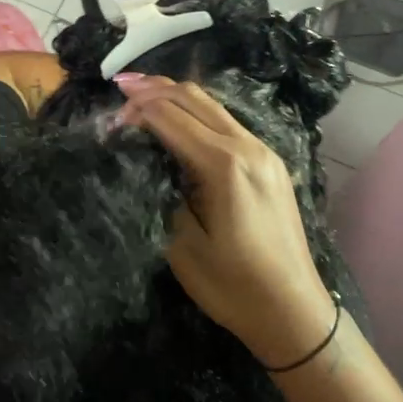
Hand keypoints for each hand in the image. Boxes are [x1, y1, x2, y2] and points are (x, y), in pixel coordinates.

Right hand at [116, 74, 336, 369]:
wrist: (295, 314)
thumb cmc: (234, 287)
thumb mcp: (183, 245)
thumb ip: (162, 190)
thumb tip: (144, 157)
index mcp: (225, 166)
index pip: (169, 117)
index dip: (135, 112)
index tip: (107, 123)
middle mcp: (247, 147)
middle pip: (192, 98)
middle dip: (152, 89)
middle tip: (117, 87)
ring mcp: (263, 151)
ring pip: (211, 104)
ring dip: (173, 95)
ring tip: (139, 93)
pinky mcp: (269, 162)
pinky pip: (225, 121)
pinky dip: (194, 111)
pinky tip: (175, 119)